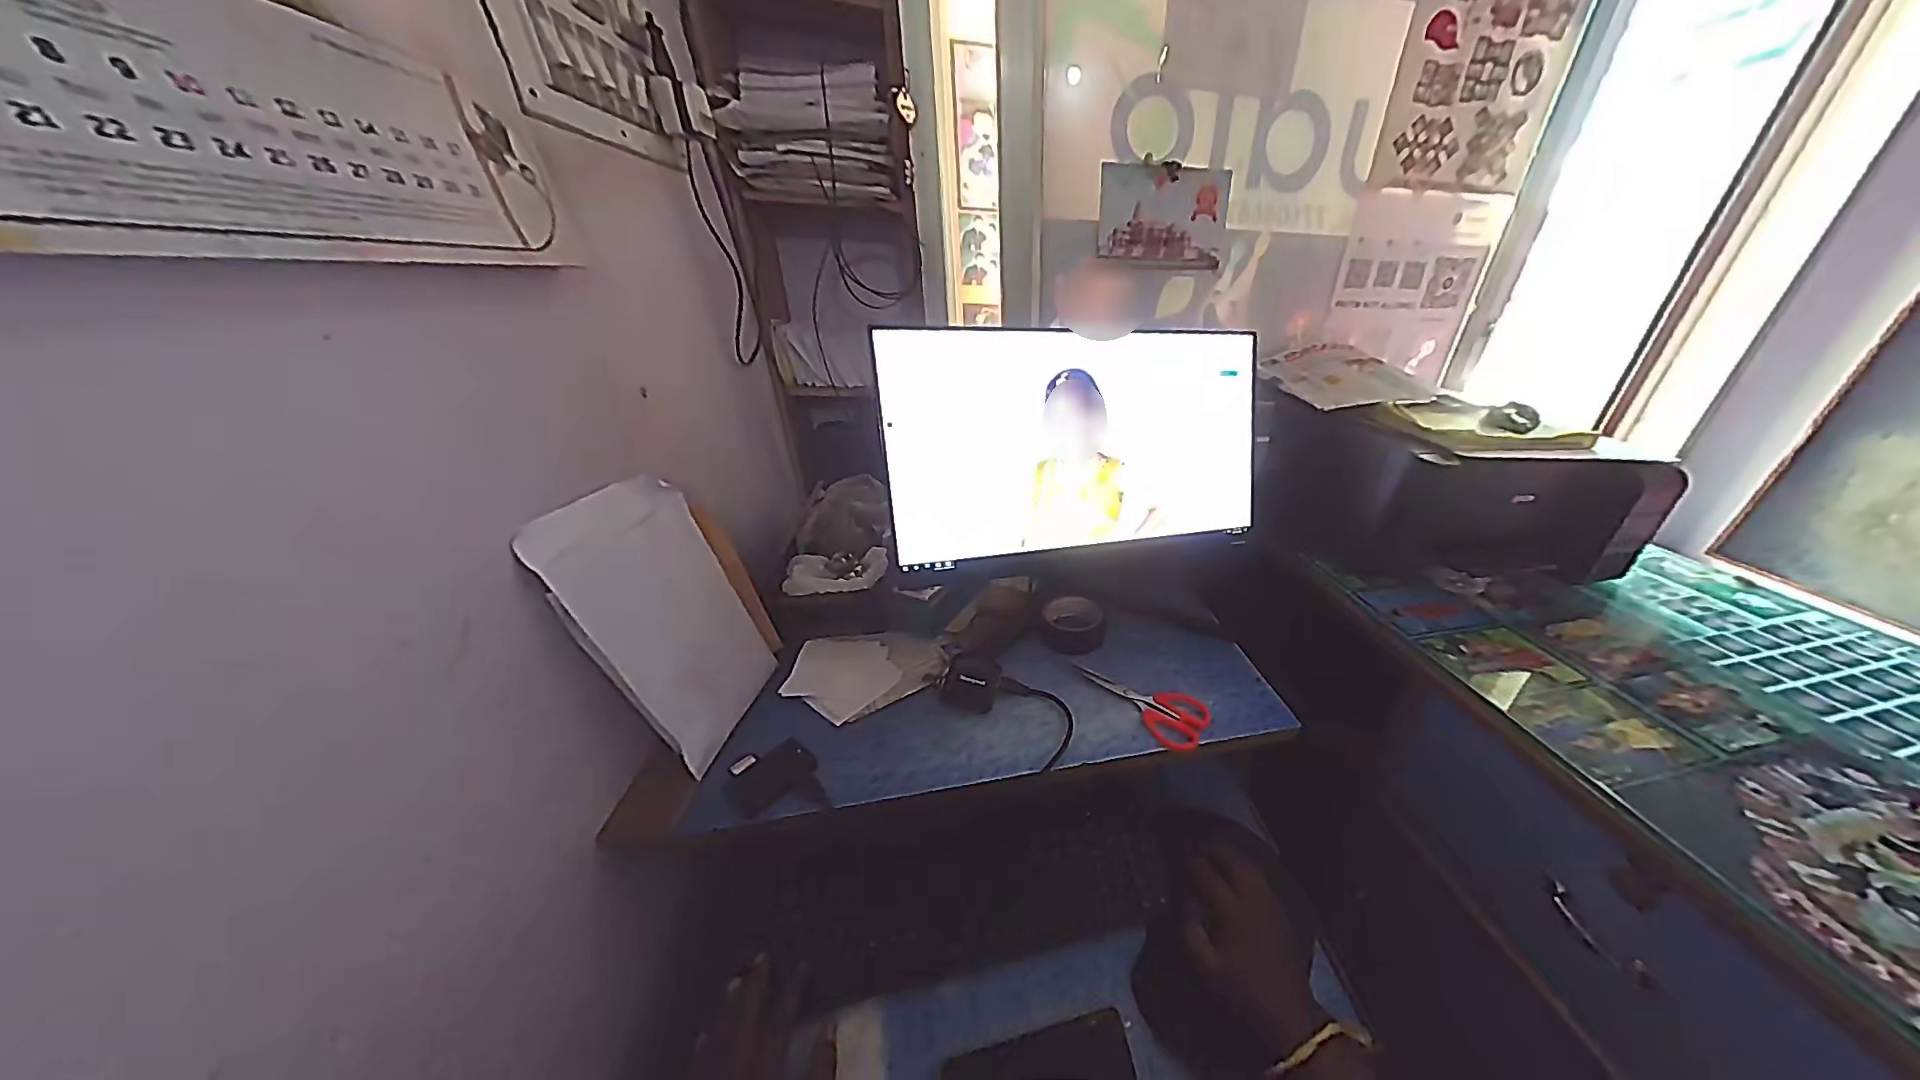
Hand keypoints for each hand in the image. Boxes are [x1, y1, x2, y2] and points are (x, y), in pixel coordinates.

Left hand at [689, 955, 835, 1079]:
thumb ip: (822, 1067)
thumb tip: (831, 1025)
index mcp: (766, 1068)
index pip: (783, 1017)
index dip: (794, 988)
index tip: (803, 965)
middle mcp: (736, 1070)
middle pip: (745, 1017)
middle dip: (756, 984)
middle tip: (763, 956)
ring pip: (718, 1035)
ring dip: (727, 1008)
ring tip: (735, 981)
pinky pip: (695, 1067)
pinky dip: (702, 1046)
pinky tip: (702, 1034)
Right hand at [1181, 839, 1324, 1055]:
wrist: (1287, 1016)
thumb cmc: (1240, 993)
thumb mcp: (1204, 968)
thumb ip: (1188, 929)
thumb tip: (1182, 899)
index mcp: (1231, 912)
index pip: (1205, 873)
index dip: (1188, 860)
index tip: (1175, 854)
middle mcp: (1252, 899)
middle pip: (1231, 859)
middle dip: (1210, 846)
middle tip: (1192, 842)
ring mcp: (1270, 903)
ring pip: (1248, 864)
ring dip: (1228, 851)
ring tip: (1211, 847)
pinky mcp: (1280, 910)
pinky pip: (1259, 875)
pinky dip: (1243, 863)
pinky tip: (1234, 866)